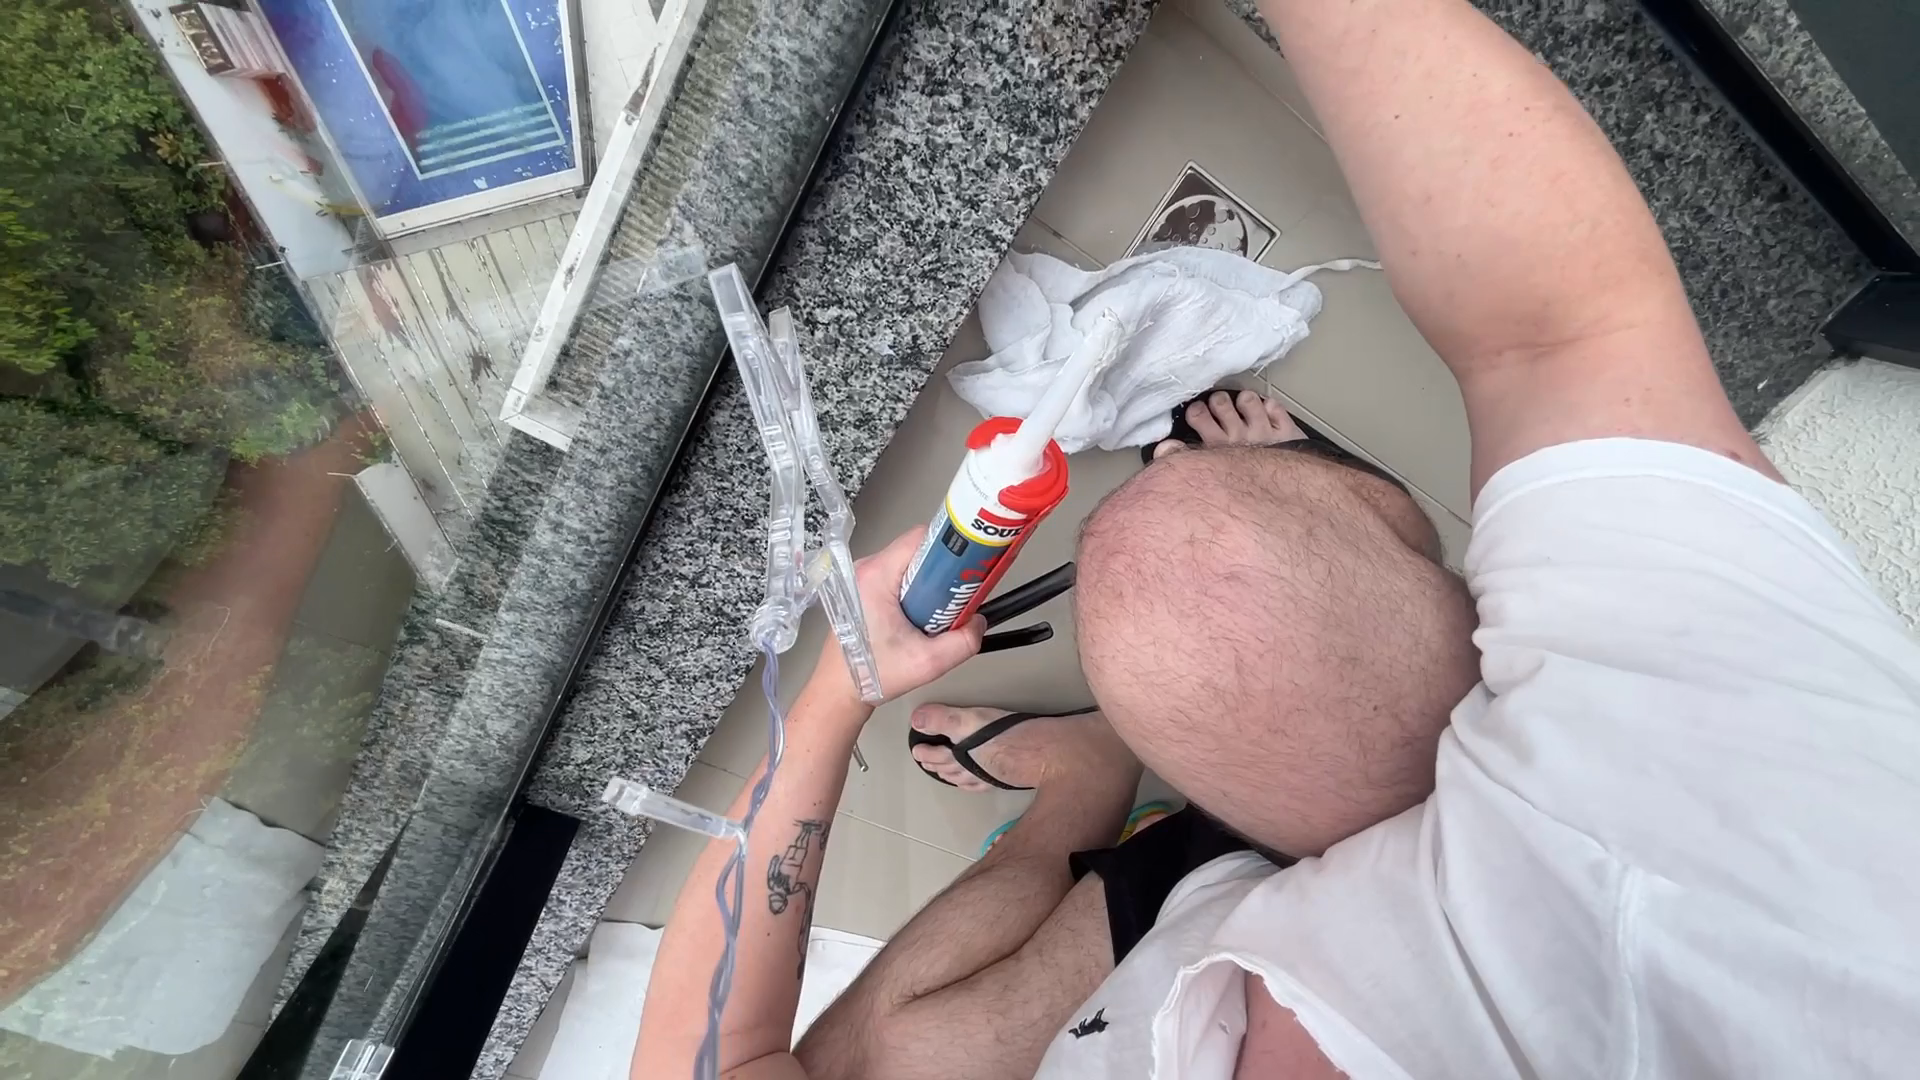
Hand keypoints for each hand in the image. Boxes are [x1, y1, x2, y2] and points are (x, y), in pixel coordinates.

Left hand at [812, 528, 985, 707]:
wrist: (840, 688)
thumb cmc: (869, 674)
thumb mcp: (927, 663)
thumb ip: (963, 642)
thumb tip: (978, 622)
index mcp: (875, 577)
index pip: (920, 538)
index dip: (948, 547)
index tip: (966, 564)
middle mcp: (866, 570)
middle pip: (917, 549)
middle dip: (943, 569)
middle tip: (957, 594)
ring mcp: (864, 578)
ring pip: (910, 562)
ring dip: (930, 581)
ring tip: (938, 609)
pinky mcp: (866, 588)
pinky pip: (900, 574)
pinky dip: (917, 588)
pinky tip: (922, 613)